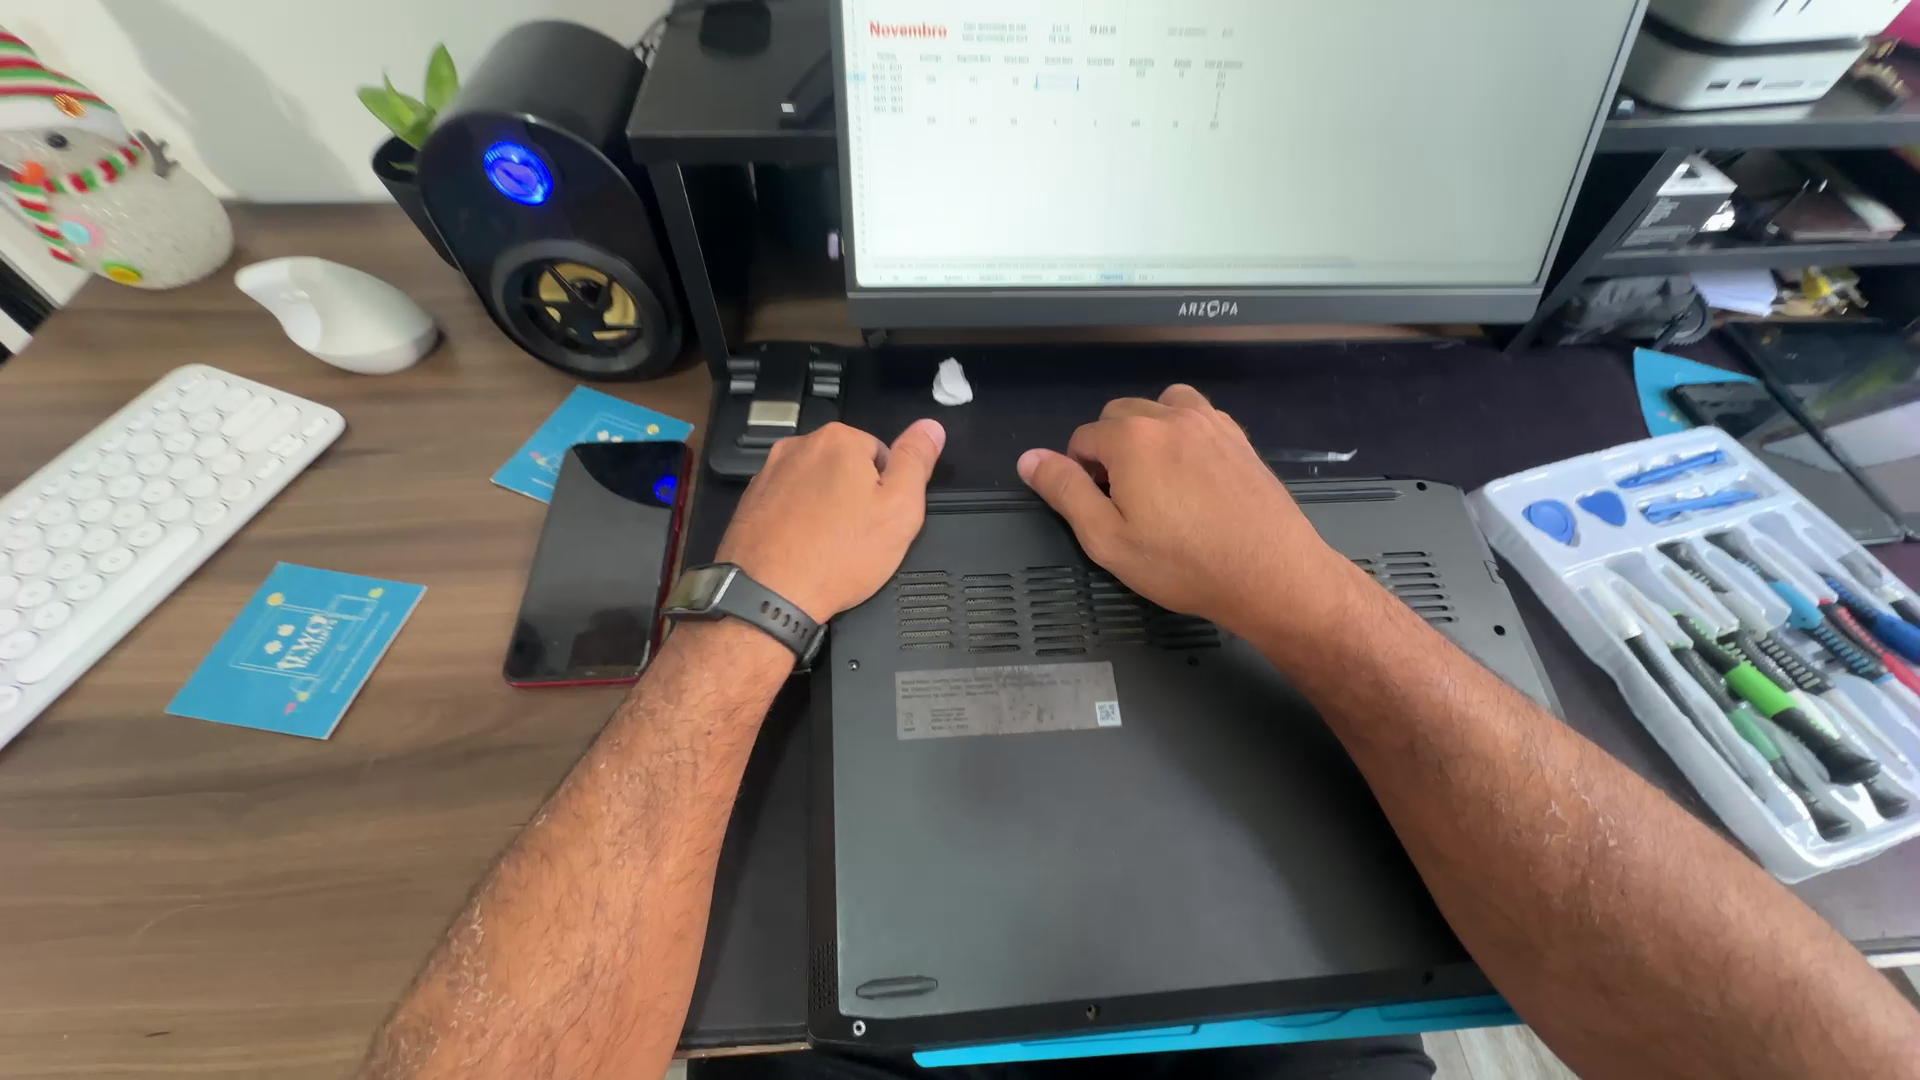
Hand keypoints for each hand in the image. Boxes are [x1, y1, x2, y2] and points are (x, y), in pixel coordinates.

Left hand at [717, 419, 944, 621]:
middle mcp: (799, 446)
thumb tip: (930, 428)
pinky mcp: (751, 500)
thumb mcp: (900, 509)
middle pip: (846, 467)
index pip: (881, 454)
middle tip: (859, 536)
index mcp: (839, 440)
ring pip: (816, 486)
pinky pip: (790, 504)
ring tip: (831, 546)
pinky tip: (806, 549)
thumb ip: (916, 461)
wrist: (769, 595)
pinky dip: (800, 521)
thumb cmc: (838, 556)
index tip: (880, 519)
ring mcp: (769, 472)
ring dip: (827, 509)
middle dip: (856, 497)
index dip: (887, 491)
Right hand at [1016, 385, 1359, 635]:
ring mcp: (1210, 422)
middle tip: (1124, 500)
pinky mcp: (1238, 437)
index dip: (1079, 474)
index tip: (1099, 508)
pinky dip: (1181, 432)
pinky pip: (1196, 415)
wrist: (1270, 574)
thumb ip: (1064, 491)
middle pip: (1118, 415)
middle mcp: (1170, 417)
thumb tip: (1029, 458)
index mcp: (1132, 438)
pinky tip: (1191, 474)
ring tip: (1155, 480)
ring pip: (1158, 408)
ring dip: (1146, 433)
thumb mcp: (1106, 538)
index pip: (1082, 438)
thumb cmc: (1182, 563)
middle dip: (1110, 449)